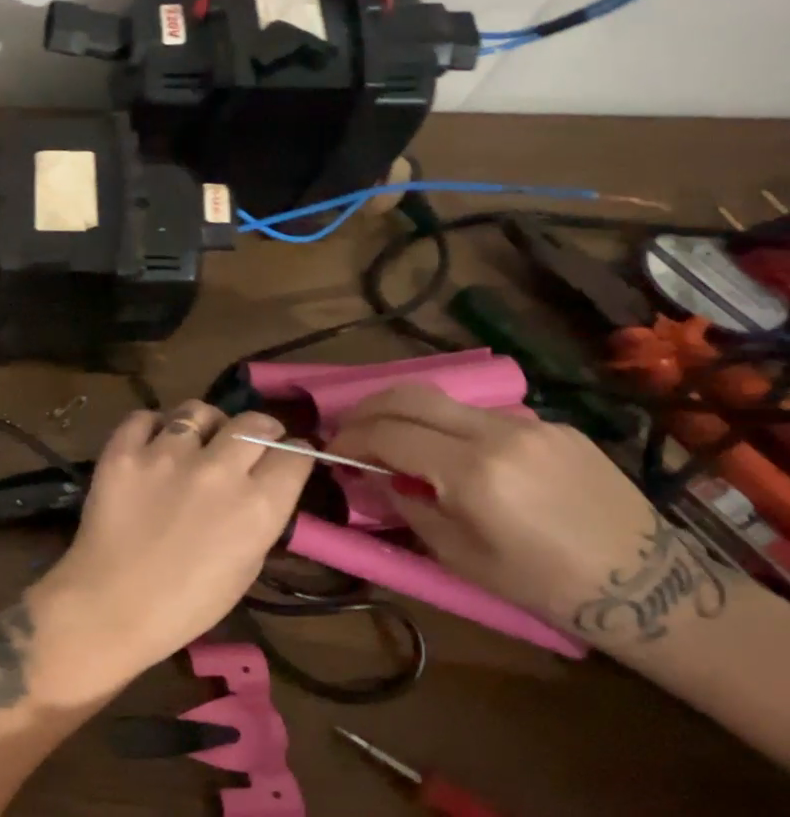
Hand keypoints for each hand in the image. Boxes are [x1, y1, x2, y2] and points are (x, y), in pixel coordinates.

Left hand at [26, 401, 311, 704]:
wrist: (114, 603)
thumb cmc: (188, 602)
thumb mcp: (247, 564)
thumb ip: (258, 516)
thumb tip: (258, 485)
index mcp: (259, 506)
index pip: (294, 455)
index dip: (295, 452)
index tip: (288, 453)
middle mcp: (218, 470)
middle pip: (251, 423)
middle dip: (258, 427)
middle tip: (249, 437)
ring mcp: (166, 455)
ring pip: (196, 411)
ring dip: (204, 422)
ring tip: (197, 437)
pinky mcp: (122, 451)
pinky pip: (142, 417)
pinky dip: (151, 425)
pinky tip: (152, 442)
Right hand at [325, 384, 692, 646]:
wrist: (650, 588)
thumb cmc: (543, 584)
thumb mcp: (457, 554)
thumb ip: (407, 505)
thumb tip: (375, 474)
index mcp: (473, 471)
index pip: (386, 432)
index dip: (349, 438)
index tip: (333, 453)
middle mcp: (499, 434)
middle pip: (408, 395)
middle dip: (367, 410)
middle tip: (350, 433)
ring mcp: (532, 425)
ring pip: (445, 400)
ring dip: (408, 415)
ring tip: (398, 444)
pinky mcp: (556, 427)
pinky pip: (484, 417)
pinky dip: (453, 428)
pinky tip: (458, 458)